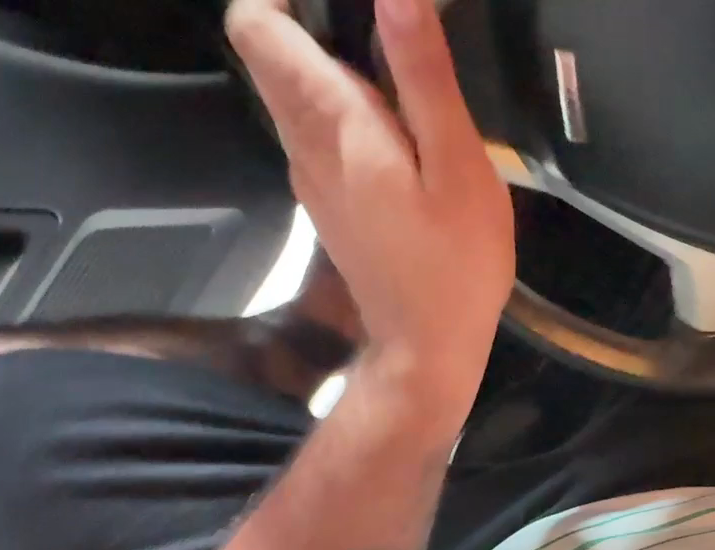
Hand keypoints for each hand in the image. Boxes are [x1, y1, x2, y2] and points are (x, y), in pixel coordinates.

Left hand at [227, 0, 513, 424]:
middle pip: (272, 54)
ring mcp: (310, 179)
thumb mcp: (458, 168)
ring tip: (406, 83)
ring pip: (296, 96)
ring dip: (335, 69)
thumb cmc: (454, 265)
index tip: (344, 0)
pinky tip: (402, 139)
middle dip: (316, 21)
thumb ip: (424, 77)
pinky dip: (345, 114)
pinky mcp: (329, 206)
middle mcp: (302, 144)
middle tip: (393, 37)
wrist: (427, 350)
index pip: (256, 23)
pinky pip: (318, 136)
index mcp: (330, 122)